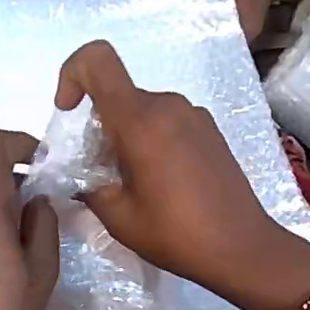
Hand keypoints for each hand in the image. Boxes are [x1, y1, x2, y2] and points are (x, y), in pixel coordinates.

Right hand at [53, 40, 309, 301]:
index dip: (72, 74)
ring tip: (134, 185)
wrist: (241, 248)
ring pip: (144, 112)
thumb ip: (90, 188)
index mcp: (141, 121)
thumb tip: (83, 176)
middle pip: (119, 96)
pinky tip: (161, 185)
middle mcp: (169, 106)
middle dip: (100, 129)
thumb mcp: (119, 219)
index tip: (68, 112)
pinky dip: (152, 143)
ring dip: (127, 139)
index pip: (97, 61)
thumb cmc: (175, 234)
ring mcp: (195, 116)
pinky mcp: (211, 131)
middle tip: (102, 175)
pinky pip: (168, 123)